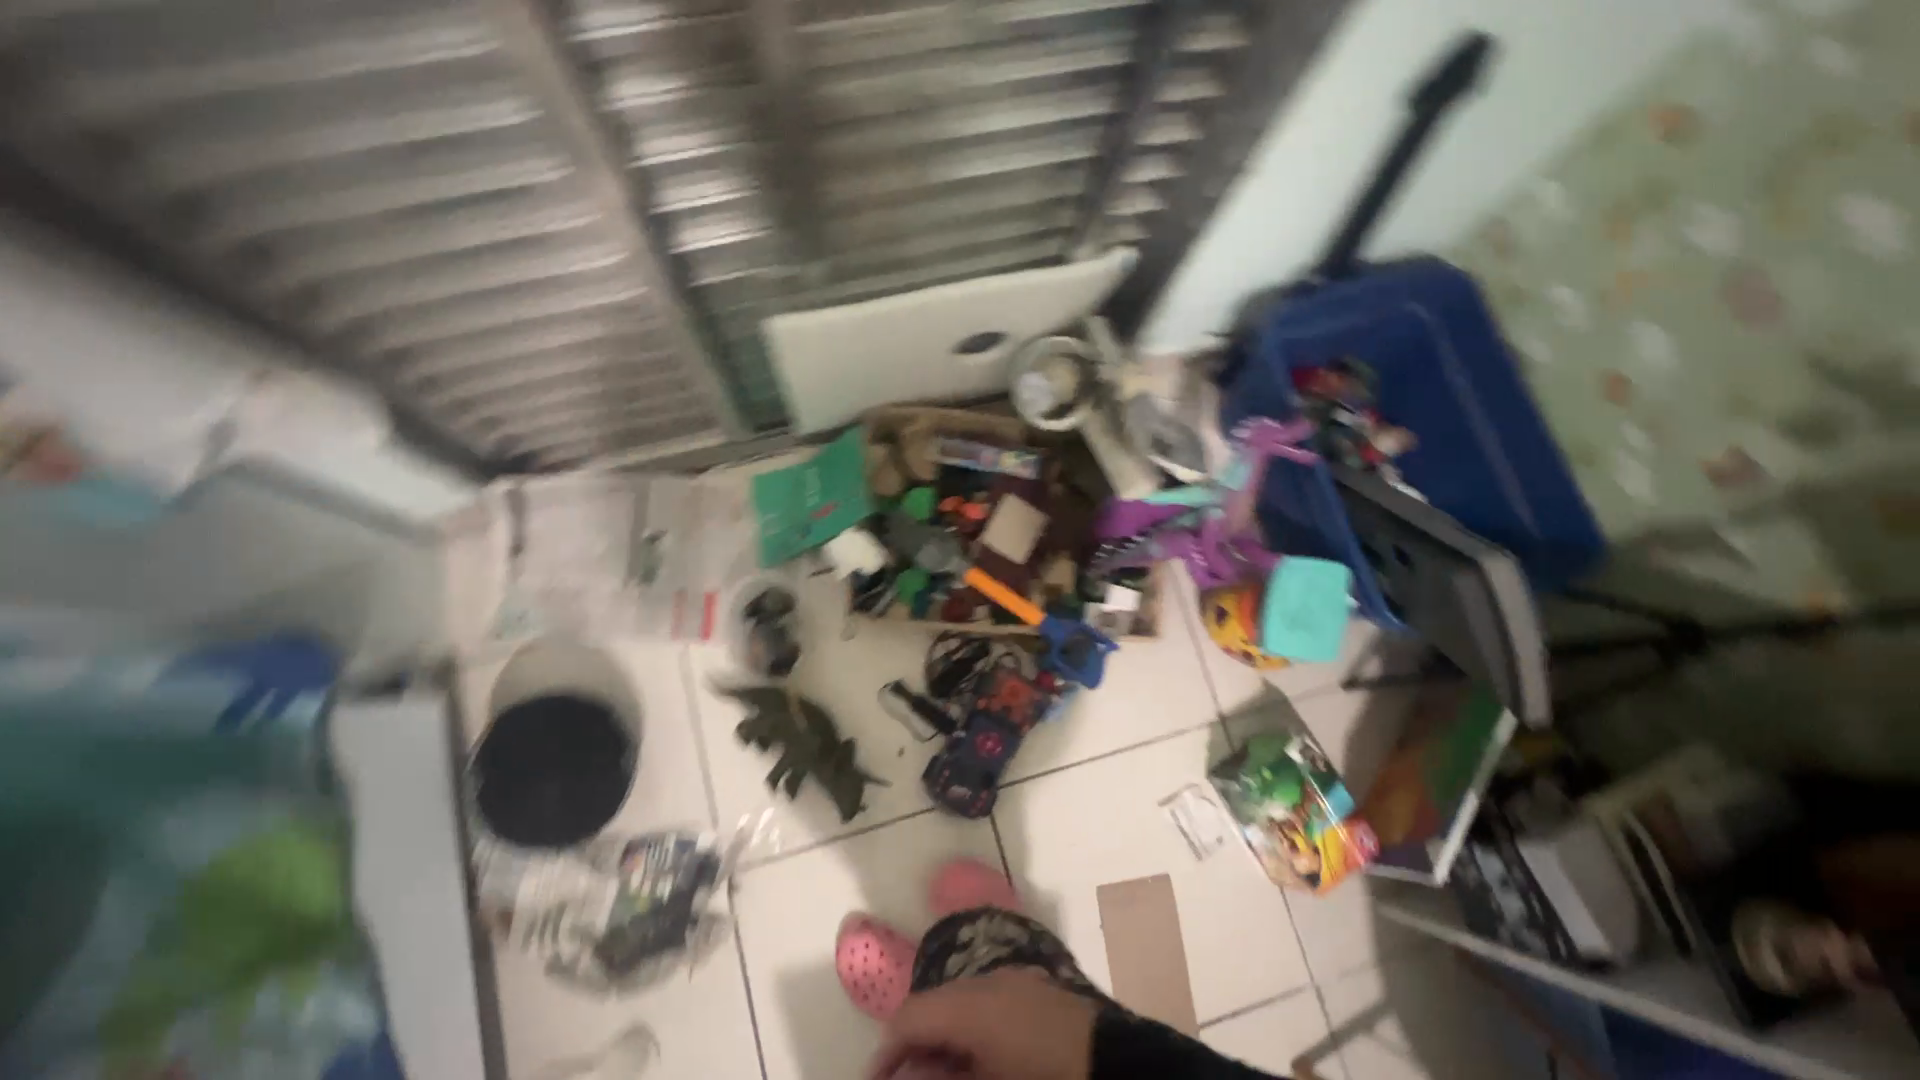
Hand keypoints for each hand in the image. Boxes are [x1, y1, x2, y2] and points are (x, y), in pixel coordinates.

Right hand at [869, 968, 1098, 1079]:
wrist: (1125, 1071)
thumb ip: (940, 1079)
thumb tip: (905, 1074)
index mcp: (973, 1004)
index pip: (911, 1015)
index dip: (886, 1051)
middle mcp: (992, 981)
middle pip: (935, 1003)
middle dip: (915, 1042)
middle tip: (907, 1079)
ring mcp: (1021, 982)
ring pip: (963, 1001)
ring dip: (945, 1034)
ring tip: (943, 1073)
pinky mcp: (1042, 992)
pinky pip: (992, 1002)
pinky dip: (974, 1028)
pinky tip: (980, 1059)